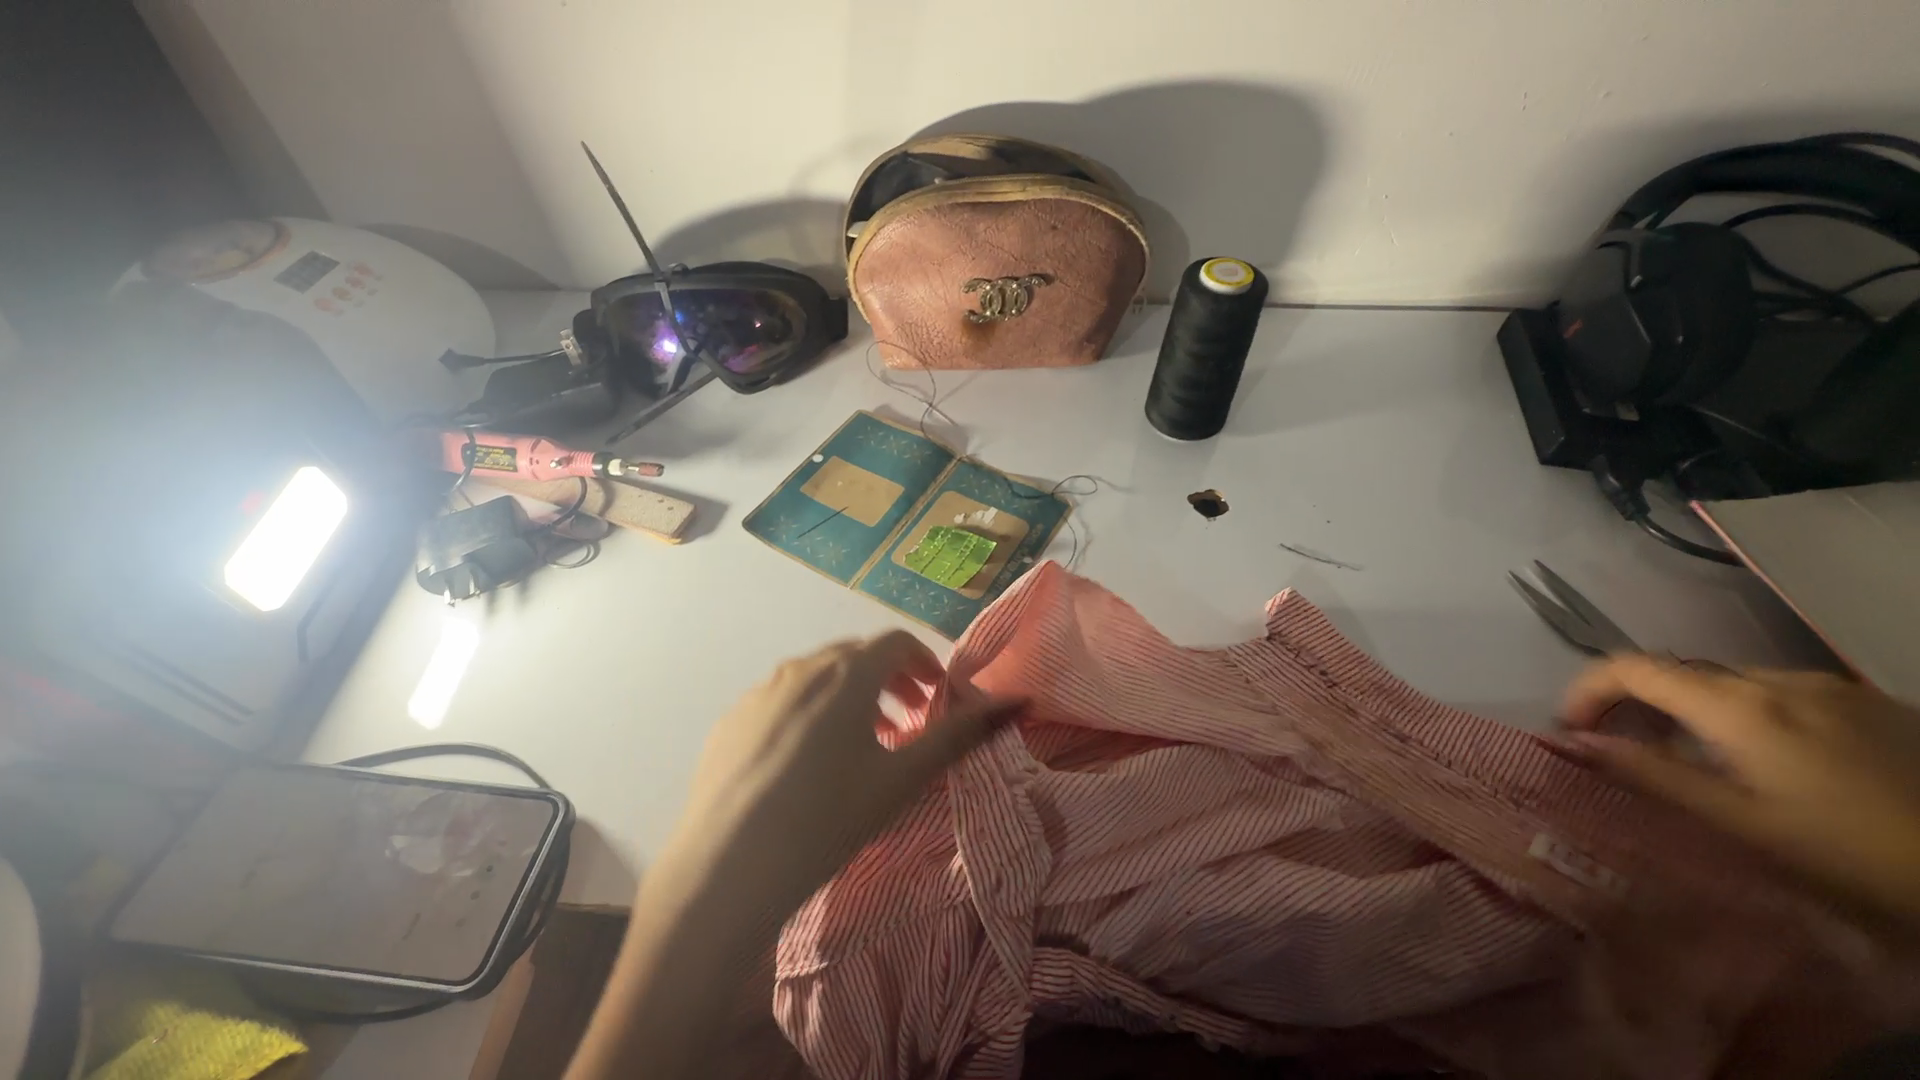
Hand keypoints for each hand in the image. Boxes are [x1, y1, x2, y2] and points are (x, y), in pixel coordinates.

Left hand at [673, 631, 1023, 907]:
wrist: (728, 867)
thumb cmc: (829, 818)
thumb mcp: (902, 780)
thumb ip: (959, 736)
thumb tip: (1016, 702)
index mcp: (846, 673)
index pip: (896, 642)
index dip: (924, 663)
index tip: (935, 697)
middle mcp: (800, 668)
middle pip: (855, 657)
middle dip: (888, 681)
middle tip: (905, 723)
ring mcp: (758, 693)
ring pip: (814, 679)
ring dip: (847, 698)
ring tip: (858, 747)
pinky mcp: (730, 722)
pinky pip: (780, 703)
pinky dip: (807, 716)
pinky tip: (804, 768)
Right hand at [1561, 656, 1919, 927]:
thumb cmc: (1852, 853)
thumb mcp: (1741, 823)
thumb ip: (1652, 775)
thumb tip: (1574, 744)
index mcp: (1739, 706)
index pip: (1632, 668)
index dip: (1587, 689)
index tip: (1571, 729)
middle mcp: (1777, 680)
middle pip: (1678, 671)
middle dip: (1635, 701)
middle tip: (1621, 749)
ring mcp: (1828, 687)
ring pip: (1727, 680)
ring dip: (1688, 707)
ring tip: (1689, 757)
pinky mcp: (1866, 703)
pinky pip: (1777, 692)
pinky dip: (1740, 712)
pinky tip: (1762, 757)